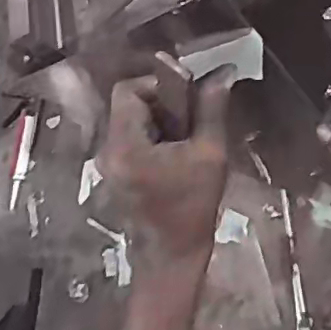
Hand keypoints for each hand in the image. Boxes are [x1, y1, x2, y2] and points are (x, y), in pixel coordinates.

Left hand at [98, 69, 234, 269]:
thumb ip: (211, 109)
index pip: (128, 90)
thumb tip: (222, 73)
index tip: (187, 97)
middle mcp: (108, 150)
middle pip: (128, 104)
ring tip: (188, 137)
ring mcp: (108, 164)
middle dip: (163, 104)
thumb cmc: (193, 206)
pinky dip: (154, 136)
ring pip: (131, 121)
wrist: (173, 257)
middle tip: (193, 118)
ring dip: (160, 120)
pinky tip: (177, 153)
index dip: (158, 84)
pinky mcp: (115, 173)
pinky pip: (132, 138)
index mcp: (124, 145)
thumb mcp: (210, 154)